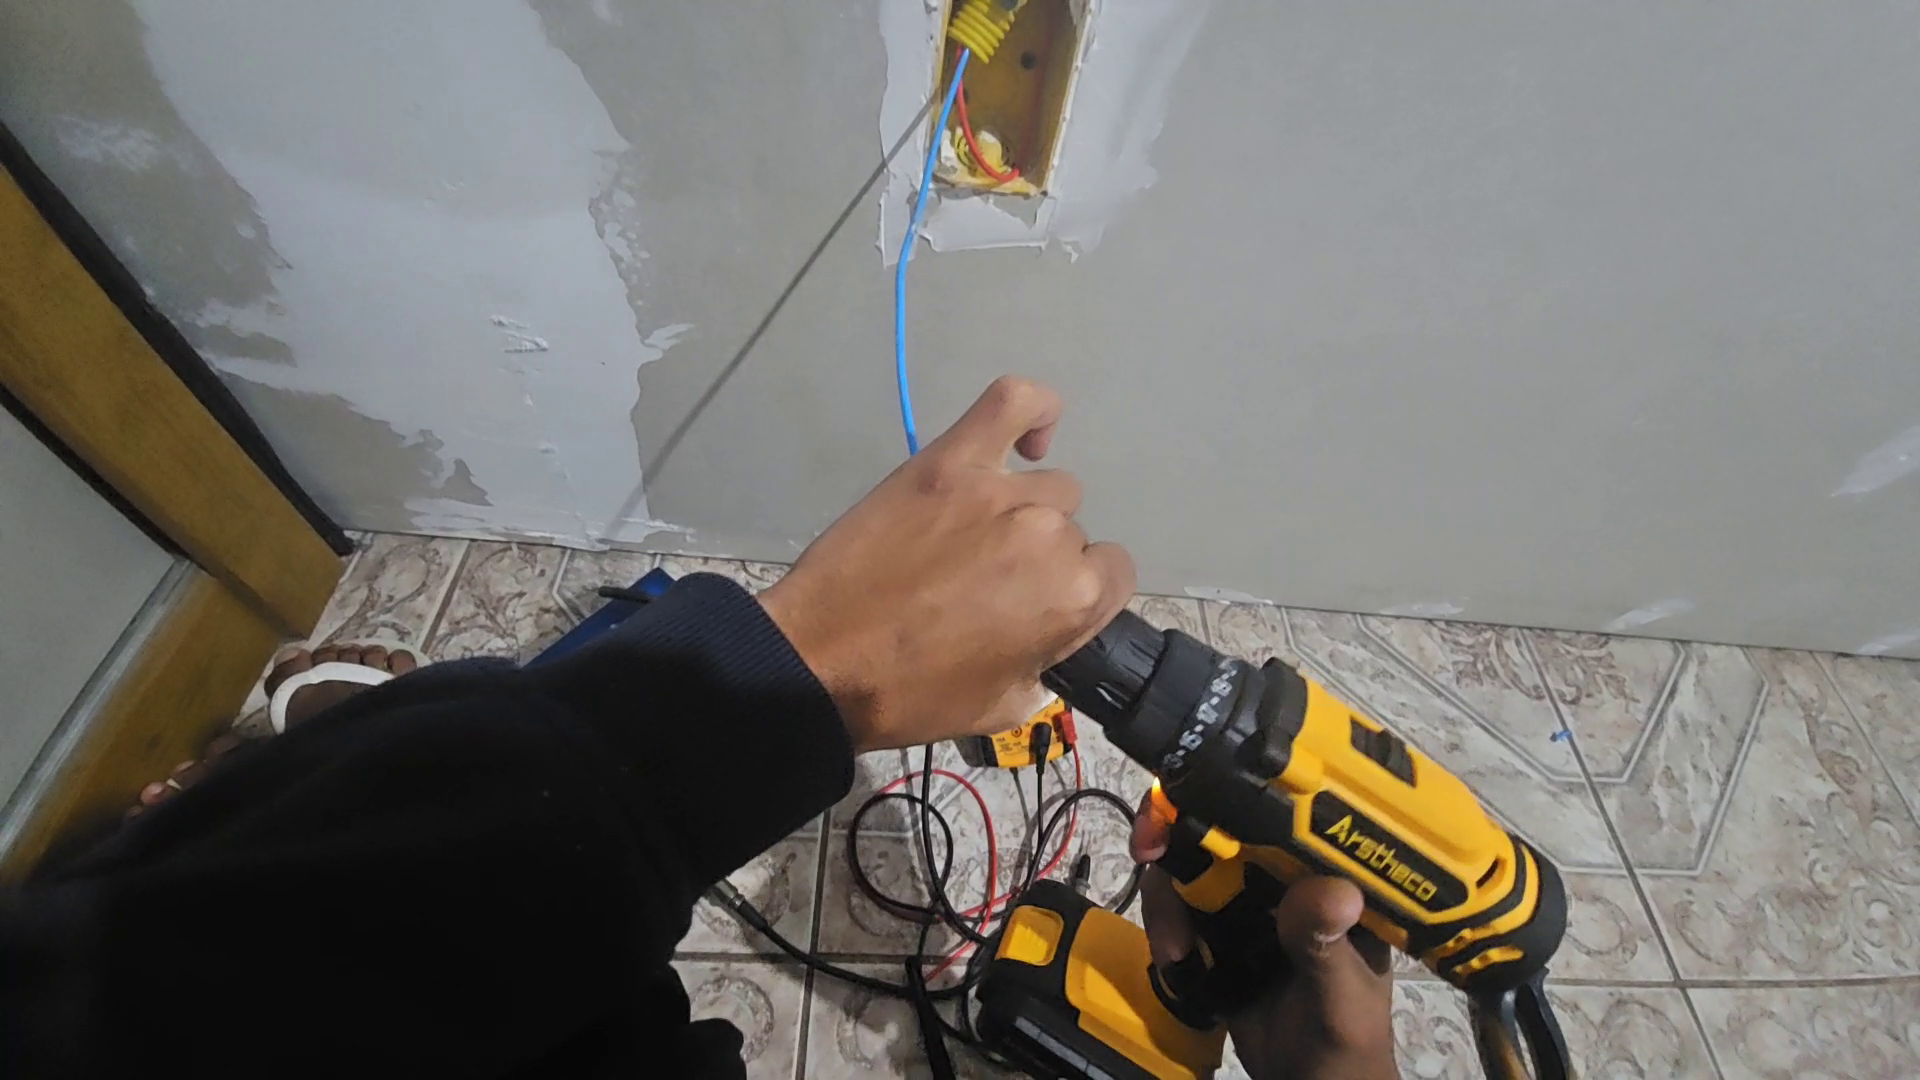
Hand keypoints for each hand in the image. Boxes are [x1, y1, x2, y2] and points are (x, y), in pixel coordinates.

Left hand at [758, 376, 1134, 750]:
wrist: (821, 661)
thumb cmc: (911, 694)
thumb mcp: (1003, 705)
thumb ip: (1050, 660)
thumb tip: (1054, 627)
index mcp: (1073, 597)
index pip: (1114, 574)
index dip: (1082, 596)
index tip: (1042, 607)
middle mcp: (1049, 535)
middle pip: (1073, 532)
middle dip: (1042, 563)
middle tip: (989, 585)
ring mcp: (997, 490)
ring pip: (1047, 485)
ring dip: (1025, 511)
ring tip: (976, 536)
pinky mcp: (949, 462)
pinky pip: (1011, 403)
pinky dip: (1035, 410)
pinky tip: (1030, 437)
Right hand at [1132, 805, 1396, 1079]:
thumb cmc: (1345, 1044)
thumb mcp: (1342, 996)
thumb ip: (1327, 944)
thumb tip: (1333, 887)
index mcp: (1318, 874)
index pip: (1272, 815)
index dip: (1226, 795)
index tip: (1186, 806)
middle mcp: (1277, 874)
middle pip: (1214, 825)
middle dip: (1172, 829)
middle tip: (1146, 848)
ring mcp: (1241, 898)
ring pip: (1185, 862)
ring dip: (1165, 896)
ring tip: (1173, 948)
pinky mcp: (1211, 924)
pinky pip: (1172, 901)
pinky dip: (1162, 922)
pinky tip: (1175, 959)